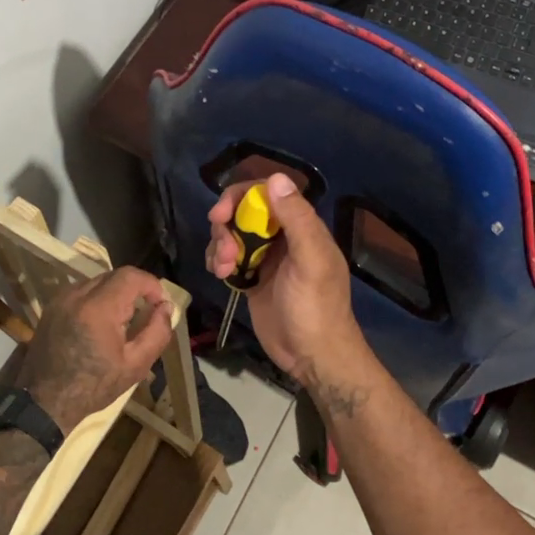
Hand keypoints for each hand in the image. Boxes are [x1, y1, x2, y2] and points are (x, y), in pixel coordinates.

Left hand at [15, 266, 174, 433]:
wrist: (45, 401)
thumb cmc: (94, 386)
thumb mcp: (135, 365)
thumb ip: (157, 332)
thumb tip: (166, 308)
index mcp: (99, 308)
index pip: (131, 276)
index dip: (151, 285)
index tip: (160, 304)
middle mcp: (77, 295)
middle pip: (114, 276)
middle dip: (135, 289)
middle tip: (145, 313)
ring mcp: (61, 299)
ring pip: (97, 282)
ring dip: (115, 293)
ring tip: (123, 320)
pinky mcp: (52, 307)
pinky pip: (82, 291)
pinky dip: (97, 299)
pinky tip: (101, 323)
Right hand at [205, 173, 361, 377]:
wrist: (312, 357)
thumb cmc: (316, 308)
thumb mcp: (311, 261)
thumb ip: (297, 219)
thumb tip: (277, 178)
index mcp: (302, 227)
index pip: (267, 193)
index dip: (241, 196)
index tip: (221, 213)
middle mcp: (283, 237)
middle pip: (244, 212)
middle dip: (226, 226)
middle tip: (223, 252)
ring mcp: (266, 258)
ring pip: (232, 234)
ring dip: (220, 246)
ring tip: (222, 269)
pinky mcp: (252, 278)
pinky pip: (229, 257)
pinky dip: (218, 260)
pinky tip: (220, 275)